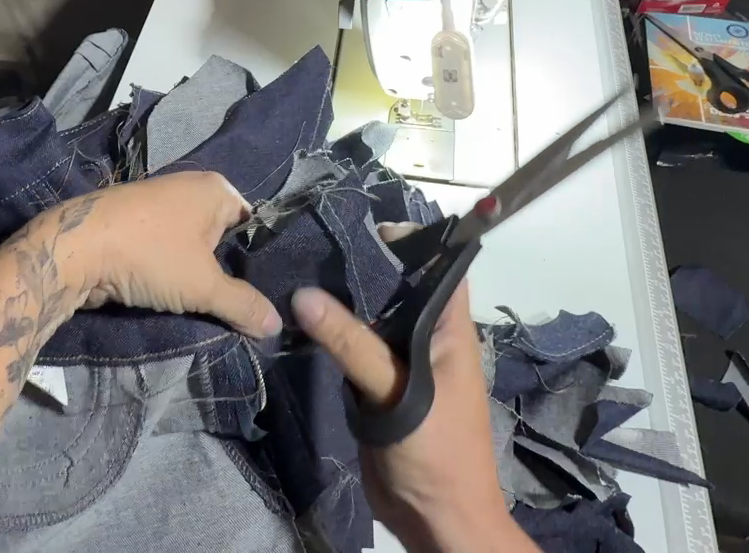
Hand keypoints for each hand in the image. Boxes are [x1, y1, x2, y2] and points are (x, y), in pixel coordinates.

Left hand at [37, 170, 281, 338]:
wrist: (76, 250)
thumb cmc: (150, 255)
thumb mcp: (204, 286)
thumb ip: (243, 304)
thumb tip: (277, 325)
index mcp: (216, 188)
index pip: (255, 225)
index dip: (262, 261)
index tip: (271, 295)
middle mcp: (191, 188)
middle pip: (225, 238)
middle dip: (231, 272)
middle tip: (249, 310)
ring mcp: (161, 205)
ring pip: (195, 248)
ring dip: (200, 276)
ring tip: (218, 310)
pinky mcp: (137, 225)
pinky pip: (169, 251)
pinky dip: (175, 273)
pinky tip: (181, 299)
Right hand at [292, 225, 529, 552]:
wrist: (435, 522)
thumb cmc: (436, 450)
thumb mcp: (397, 392)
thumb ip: (351, 342)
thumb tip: (302, 293)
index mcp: (448, 329)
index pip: (441, 266)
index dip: (413, 240)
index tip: (365, 225)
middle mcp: (426, 336)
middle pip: (397, 286)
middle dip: (363, 264)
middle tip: (317, 242)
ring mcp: (400, 359)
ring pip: (371, 314)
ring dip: (343, 296)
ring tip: (301, 268)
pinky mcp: (376, 382)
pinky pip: (354, 343)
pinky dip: (333, 328)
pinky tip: (301, 313)